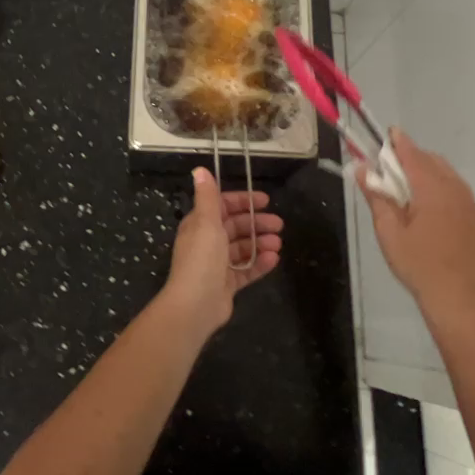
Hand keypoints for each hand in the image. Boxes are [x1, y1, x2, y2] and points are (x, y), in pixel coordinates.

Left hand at [159, 167, 282, 333]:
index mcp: (199, 225)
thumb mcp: (206, 222)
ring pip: (242, 248)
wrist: (195, 305)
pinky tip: (274, 260)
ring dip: (261, 243)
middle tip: (279, 224)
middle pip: (235, 227)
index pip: (223, 207)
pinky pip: (246, 270)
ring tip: (278, 244)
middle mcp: (207, 242)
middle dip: (257, 223)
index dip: (243, 202)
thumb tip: (200, 169)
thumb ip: (208, 196)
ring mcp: (217, 265)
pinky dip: (259, 264)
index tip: (265, 201)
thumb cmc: (201, 259)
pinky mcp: (226, 284)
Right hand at [365, 128, 474, 316]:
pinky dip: (442, 184)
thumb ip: (376, 196)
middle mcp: (455, 191)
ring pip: (448, 174)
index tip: (390, 132)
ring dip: (428, 170)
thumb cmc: (416, 264)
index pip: (414, 156)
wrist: (455, 297)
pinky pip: (458, 188)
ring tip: (409, 184)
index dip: (400, 143)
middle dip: (412, 156)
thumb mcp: (388, 232)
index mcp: (432, 191)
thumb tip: (362, 168)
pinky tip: (430, 202)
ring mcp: (470, 204)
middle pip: (432, 161)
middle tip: (391, 166)